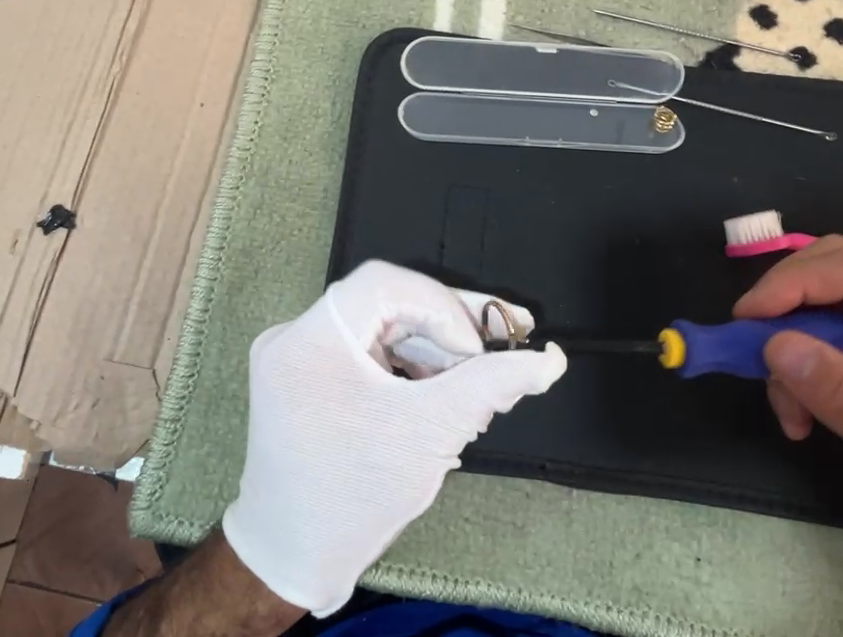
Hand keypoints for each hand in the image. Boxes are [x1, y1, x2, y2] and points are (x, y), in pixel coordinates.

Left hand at [221, 260, 566, 615]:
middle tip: (501, 346)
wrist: (294, 558)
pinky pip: (367, 351)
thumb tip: (549, 360)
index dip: (440, 305)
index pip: (384, 283)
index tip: (476, 351)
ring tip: (477, 382)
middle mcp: (296, 336)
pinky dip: (409, 365)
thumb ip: (491, 386)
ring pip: (381, 327)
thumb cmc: (353, 499)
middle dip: (447, 328)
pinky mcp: (308, 377)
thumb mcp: (430, 434)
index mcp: (311, 338)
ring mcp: (299, 356)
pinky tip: (444, 391)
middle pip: (386, 303)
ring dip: (434, 348)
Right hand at [735, 238, 842, 632]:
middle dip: (787, 306)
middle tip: (752, 351)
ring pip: (827, 309)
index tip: (746, 321)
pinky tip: (802, 417)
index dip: (794, 283)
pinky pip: (832, 344)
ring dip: (791, 350)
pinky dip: (803, 373)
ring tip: (789, 413)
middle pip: (839, 273)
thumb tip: (778, 345)